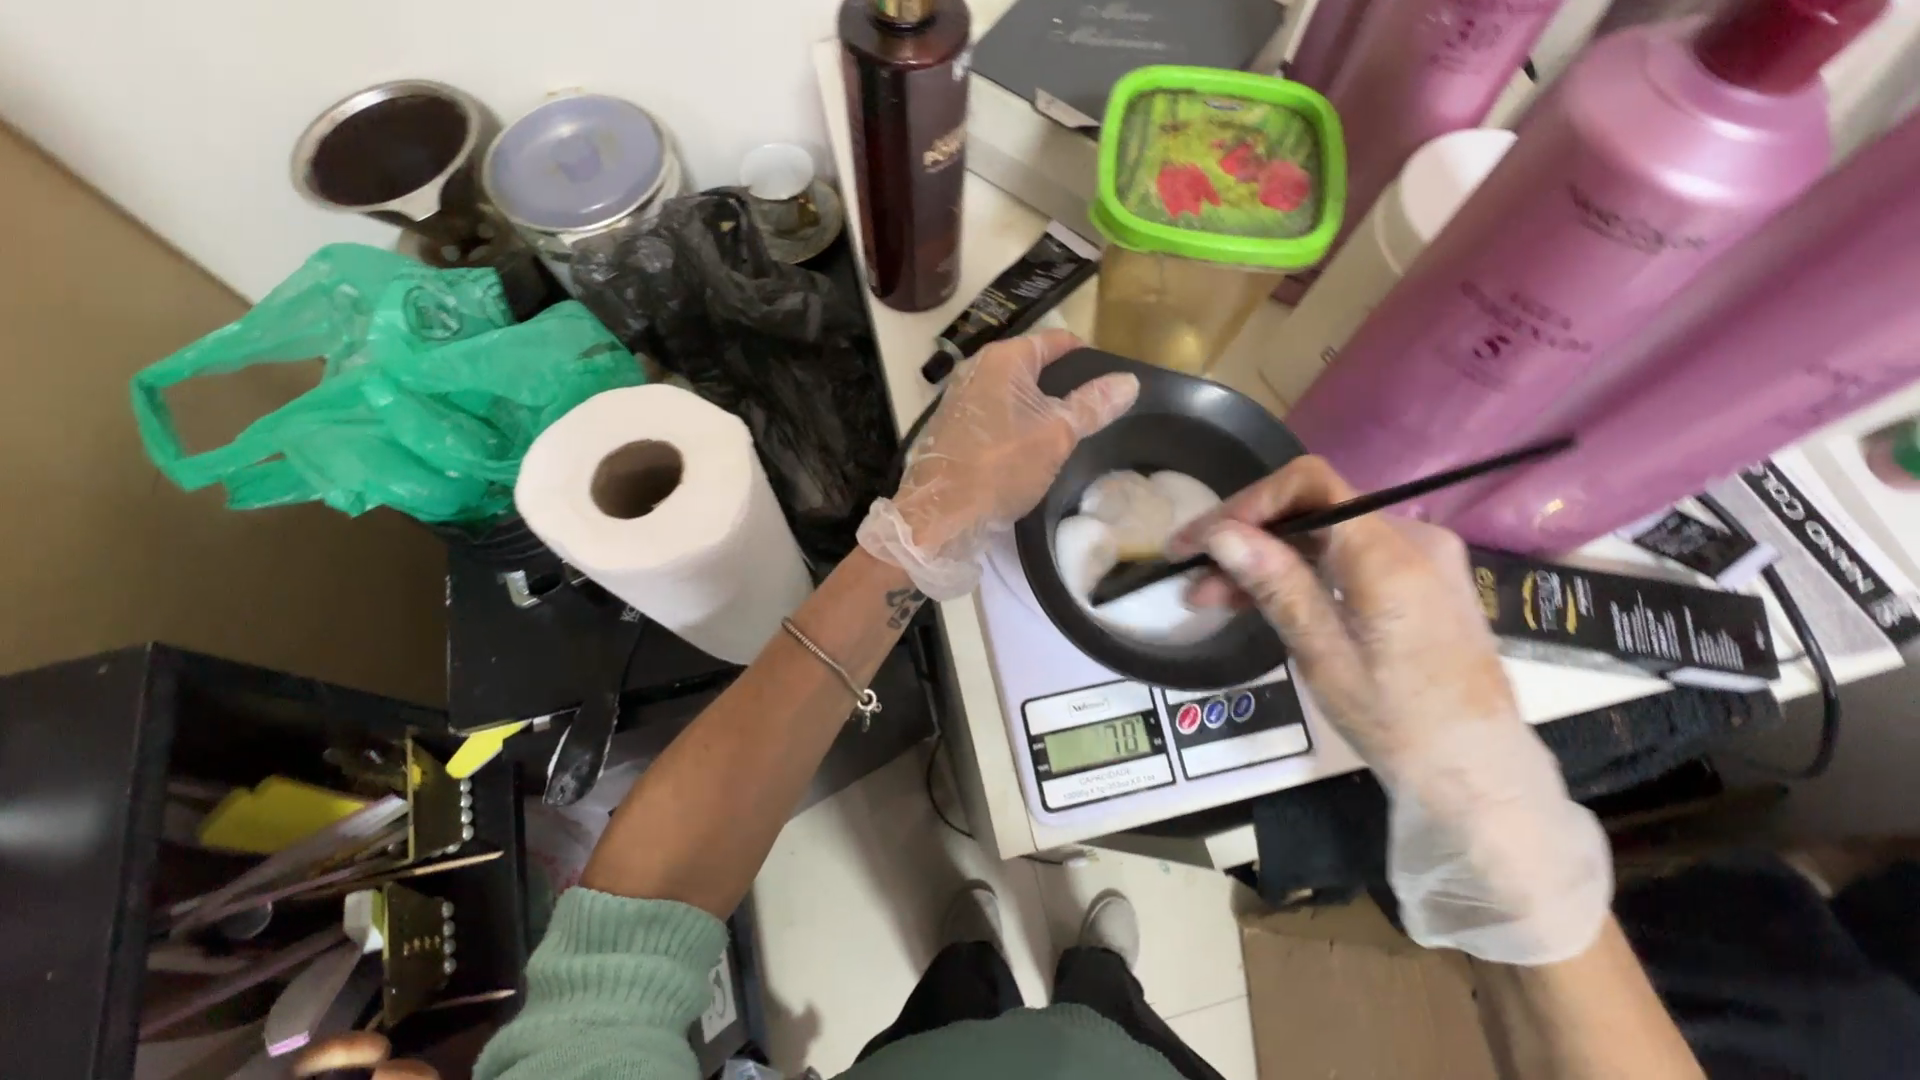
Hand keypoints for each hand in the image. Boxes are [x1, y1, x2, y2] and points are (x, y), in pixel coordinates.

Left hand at [860, 329, 1137, 599]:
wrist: (940, 516)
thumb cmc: (1000, 467)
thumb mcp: (1057, 435)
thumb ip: (1093, 405)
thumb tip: (1129, 380)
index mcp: (1003, 358)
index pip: (1056, 340)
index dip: (1088, 356)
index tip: (1112, 380)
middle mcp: (978, 368)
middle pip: (1034, 366)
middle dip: (1065, 385)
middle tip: (1097, 410)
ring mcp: (961, 398)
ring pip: (1015, 393)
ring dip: (1041, 408)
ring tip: (1071, 431)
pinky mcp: (953, 427)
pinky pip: (996, 414)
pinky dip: (1018, 424)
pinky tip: (1034, 448)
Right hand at [1176, 456, 1611, 965]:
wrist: (1476, 772)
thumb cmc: (1397, 722)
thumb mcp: (1324, 656)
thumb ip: (1278, 585)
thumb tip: (1222, 533)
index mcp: (1391, 556)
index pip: (1310, 484)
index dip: (1247, 502)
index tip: (1200, 539)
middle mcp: (1413, 539)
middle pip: (1313, 508)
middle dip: (1247, 536)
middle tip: (1193, 574)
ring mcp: (1422, 557)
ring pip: (1325, 533)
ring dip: (1268, 557)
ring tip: (1213, 596)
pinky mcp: (1420, 580)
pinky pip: (1348, 556)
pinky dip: (1302, 570)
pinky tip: (1263, 598)